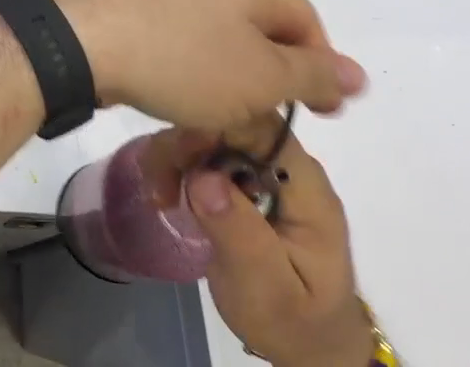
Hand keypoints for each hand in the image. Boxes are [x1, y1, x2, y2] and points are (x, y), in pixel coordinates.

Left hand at [58, 0, 366, 129]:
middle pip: (262, 24)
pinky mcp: (135, 1)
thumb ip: (313, 75)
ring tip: (223, 110)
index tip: (318, 115)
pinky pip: (181, 34)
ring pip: (220, 32)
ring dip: (230, 72)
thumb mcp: (261, 77)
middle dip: (272, 72)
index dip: (320, 70)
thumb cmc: (182, 59)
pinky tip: (180, 90)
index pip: (306, 22)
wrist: (83, 42)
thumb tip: (360, 74)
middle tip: (267, 115)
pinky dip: (191, 64)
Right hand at [146, 118, 376, 366]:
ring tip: (160, 197)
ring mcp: (266, 175)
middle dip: (186, 145)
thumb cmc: (293, 322)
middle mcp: (288, 169)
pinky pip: (207, 157)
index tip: (178, 158)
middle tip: (159, 187)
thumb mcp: (267, 289)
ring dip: (177, 157)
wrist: (310, 349)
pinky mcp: (246, 184)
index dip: (213, 127)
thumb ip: (240, 234)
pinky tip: (167, 195)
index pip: (259, 127)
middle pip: (229, 125)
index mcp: (305, 187)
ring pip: (212, 136)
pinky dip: (179, 168)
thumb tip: (203, 176)